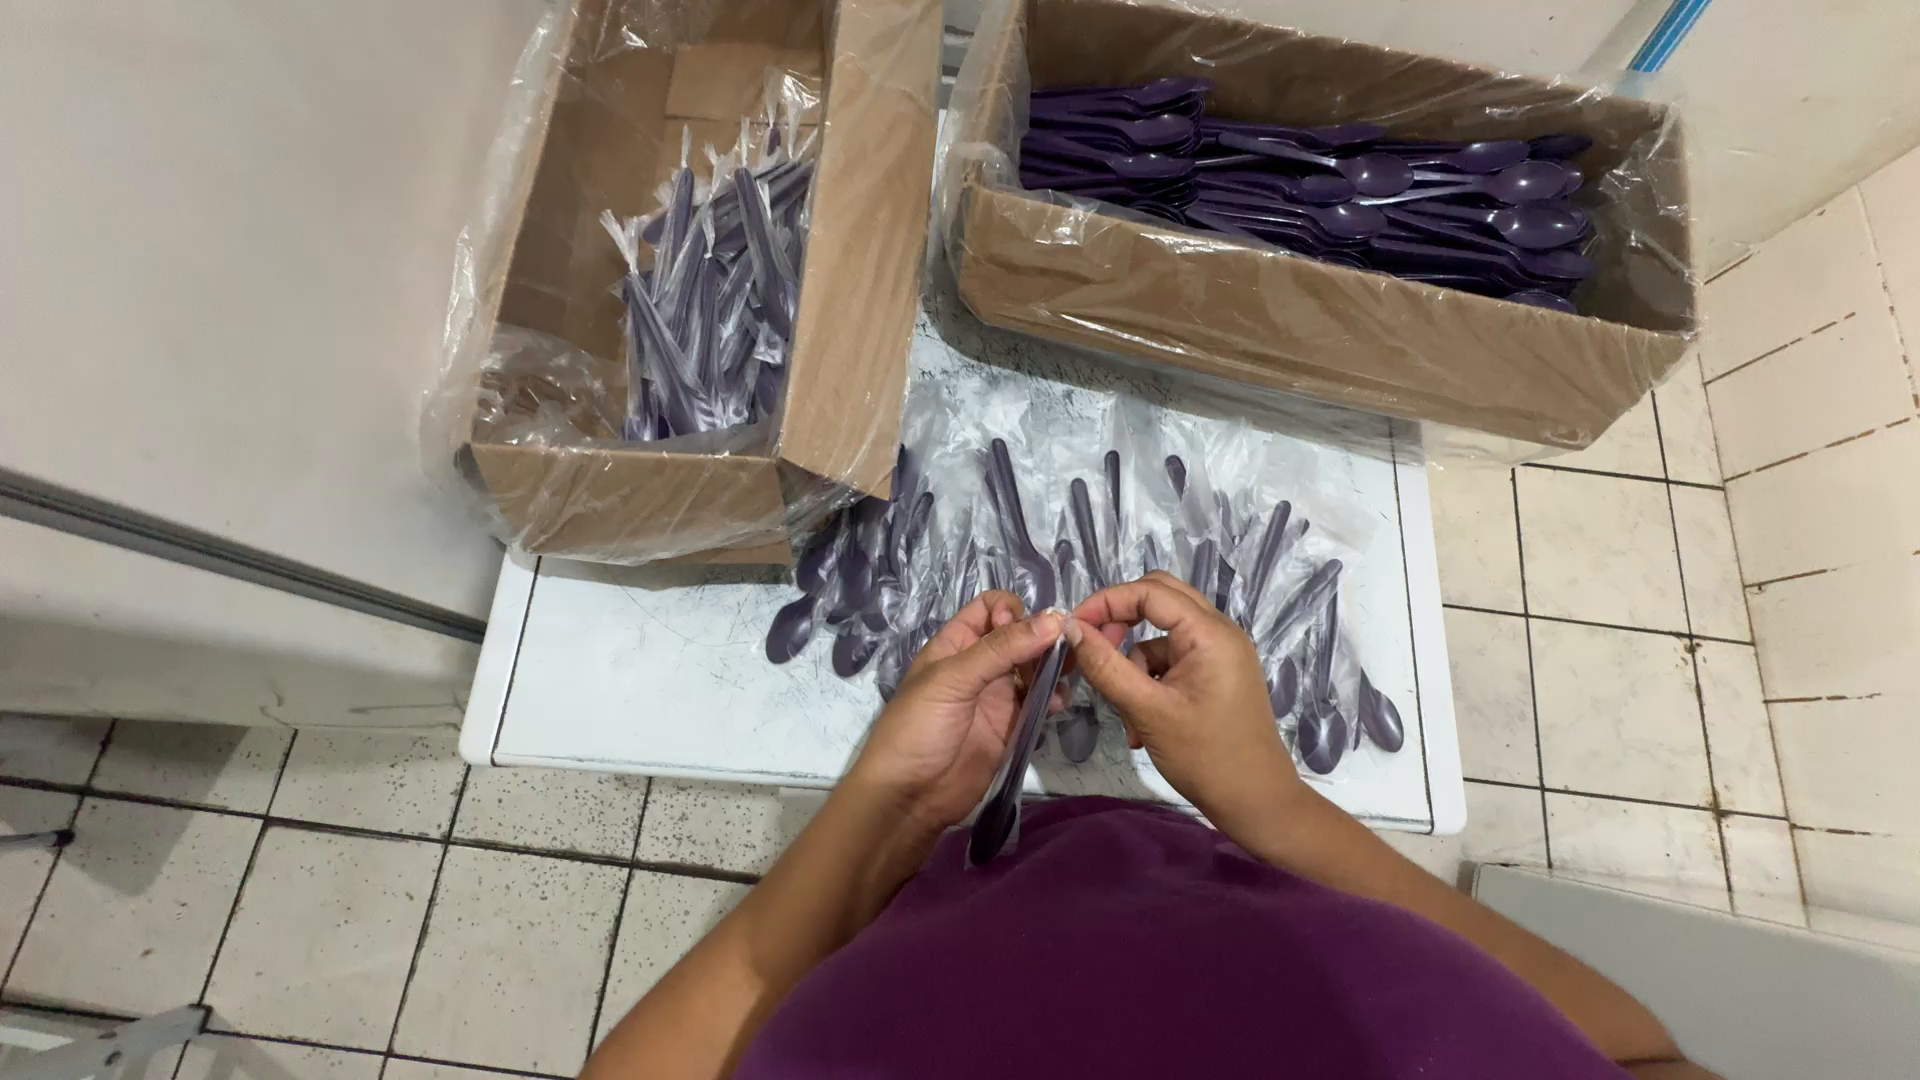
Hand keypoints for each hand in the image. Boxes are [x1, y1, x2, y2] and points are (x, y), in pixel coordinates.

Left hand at [847, 591, 1065, 830]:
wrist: (909, 797)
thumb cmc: (918, 728)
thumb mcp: (953, 680)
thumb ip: (1001, 649)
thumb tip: (1053, 620)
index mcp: (956, 644)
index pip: (991, 608)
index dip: (1011, 611)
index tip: (1022, 631)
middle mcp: (979, 664)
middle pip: (1019, 635)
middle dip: (1042, 637)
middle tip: (1063, 649)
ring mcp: (997, 695)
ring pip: (1034, 667)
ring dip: (1052, 666)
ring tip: (1065, 674)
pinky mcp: (1012, 725)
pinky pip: (1039, 701)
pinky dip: (1053, 696)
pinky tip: (1056, 703)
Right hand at [1065, 571, 1304, 830]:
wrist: (1257, 805)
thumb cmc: (1206, 757)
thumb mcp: (1146, 710)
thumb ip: (1105, 665)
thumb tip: (1070, 628)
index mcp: (1210, 633)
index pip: (1149, 591)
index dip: (1106, 601)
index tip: (1072, 627)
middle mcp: (1218, 632)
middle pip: (1158, 599)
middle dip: (1120, 622)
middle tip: (1093, 649)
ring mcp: (1219, 653)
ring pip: (1159, 635)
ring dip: (1133, 664)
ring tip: (1127, 715)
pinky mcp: (1214, 674)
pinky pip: (1170, 660)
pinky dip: (1148, 682)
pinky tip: (1142, 725)